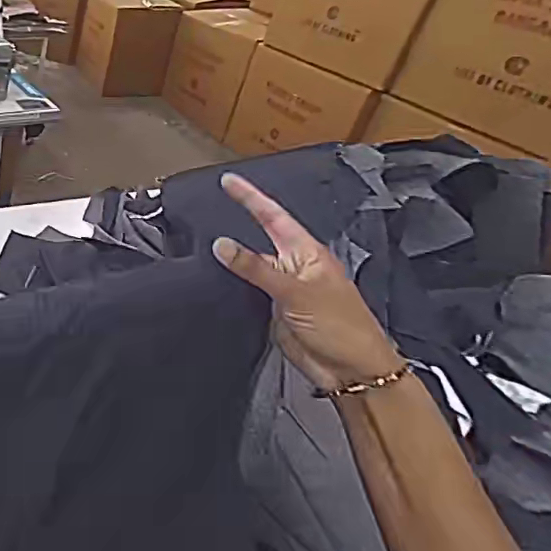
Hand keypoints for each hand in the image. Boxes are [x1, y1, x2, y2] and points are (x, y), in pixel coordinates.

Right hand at [211, 172, 404, 392]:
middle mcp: (294, 267)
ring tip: (199, 242)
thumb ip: (256, 268)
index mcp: (307, 253)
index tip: (229, 181)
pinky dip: (230, 284)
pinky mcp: (273, 311)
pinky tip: (214, 281)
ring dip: (229, 257)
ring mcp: (283, 289)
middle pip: (257, 239)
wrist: (351, 369)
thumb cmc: (341, 326)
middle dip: (236, 222)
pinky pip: (246, 291)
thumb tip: (221, 244)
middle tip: (208, 205)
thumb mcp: (296, 292)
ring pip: (249, 266)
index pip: (272, 217)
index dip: (250, 198)